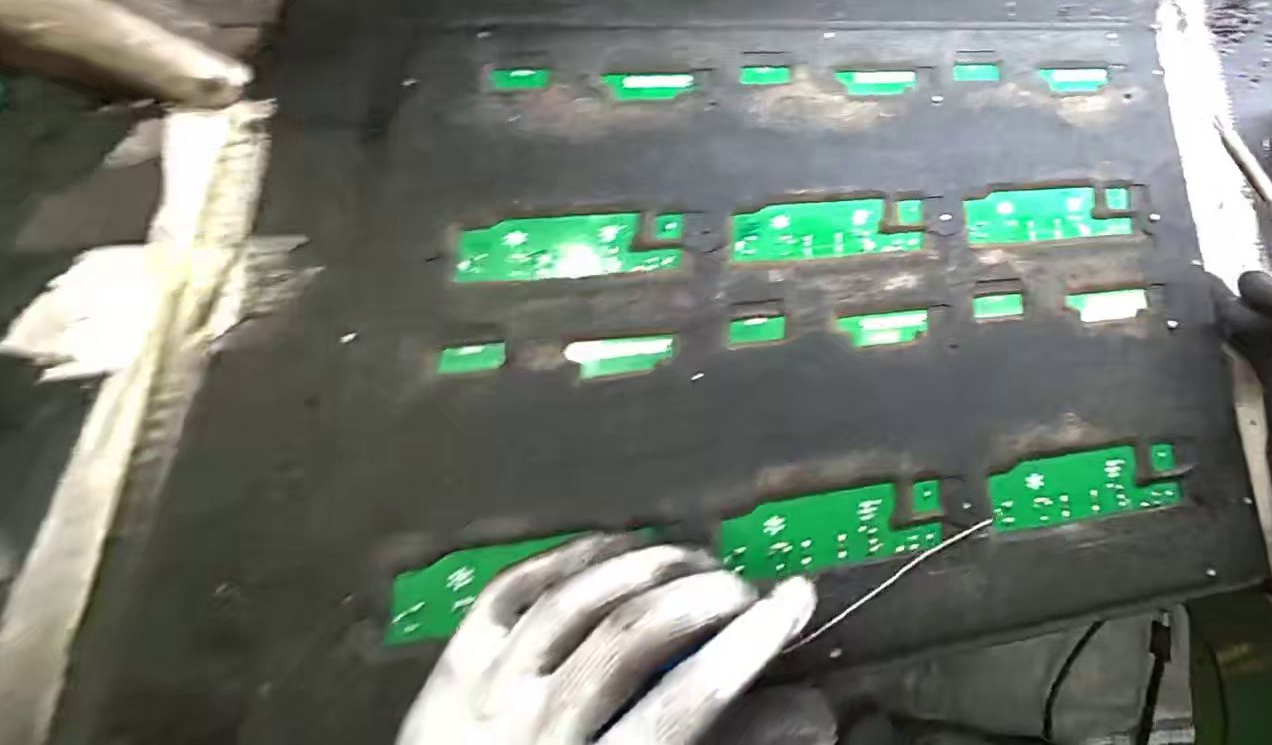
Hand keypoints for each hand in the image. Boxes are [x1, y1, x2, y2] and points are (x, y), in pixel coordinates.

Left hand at [397, 534, 821, 744]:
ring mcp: (479, 696)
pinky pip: (517, 586)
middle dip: (704, 598)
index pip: (679, 707)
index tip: (797, 598)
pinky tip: (625, 546)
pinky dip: (579, 553)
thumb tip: (818, 713)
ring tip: (696, 561)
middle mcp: (522, 737)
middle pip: (627, 639)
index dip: (745, 647)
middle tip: (745, 586)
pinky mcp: (453, 666)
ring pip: (576, 600)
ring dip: (651, 566)